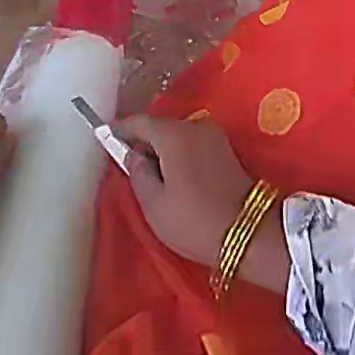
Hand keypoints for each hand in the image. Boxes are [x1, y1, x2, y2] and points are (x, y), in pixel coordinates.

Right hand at [118, 115, 290, 291]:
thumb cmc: (194, 220)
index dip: (121, 129)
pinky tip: (176, 178)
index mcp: (174, 134)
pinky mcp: (225, 147)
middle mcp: (195, 125)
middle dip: (144, 142)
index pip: (140, 122)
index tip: (106, 136)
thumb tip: (133, 155)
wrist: (248, 232)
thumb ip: (138, 173)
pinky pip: (192, 143)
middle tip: (130, 167)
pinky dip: (180, 154)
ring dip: (163, 149)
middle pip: (160, 127)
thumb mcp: (154, 204)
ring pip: (177, 135)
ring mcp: (213, 134)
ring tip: (154, 178)